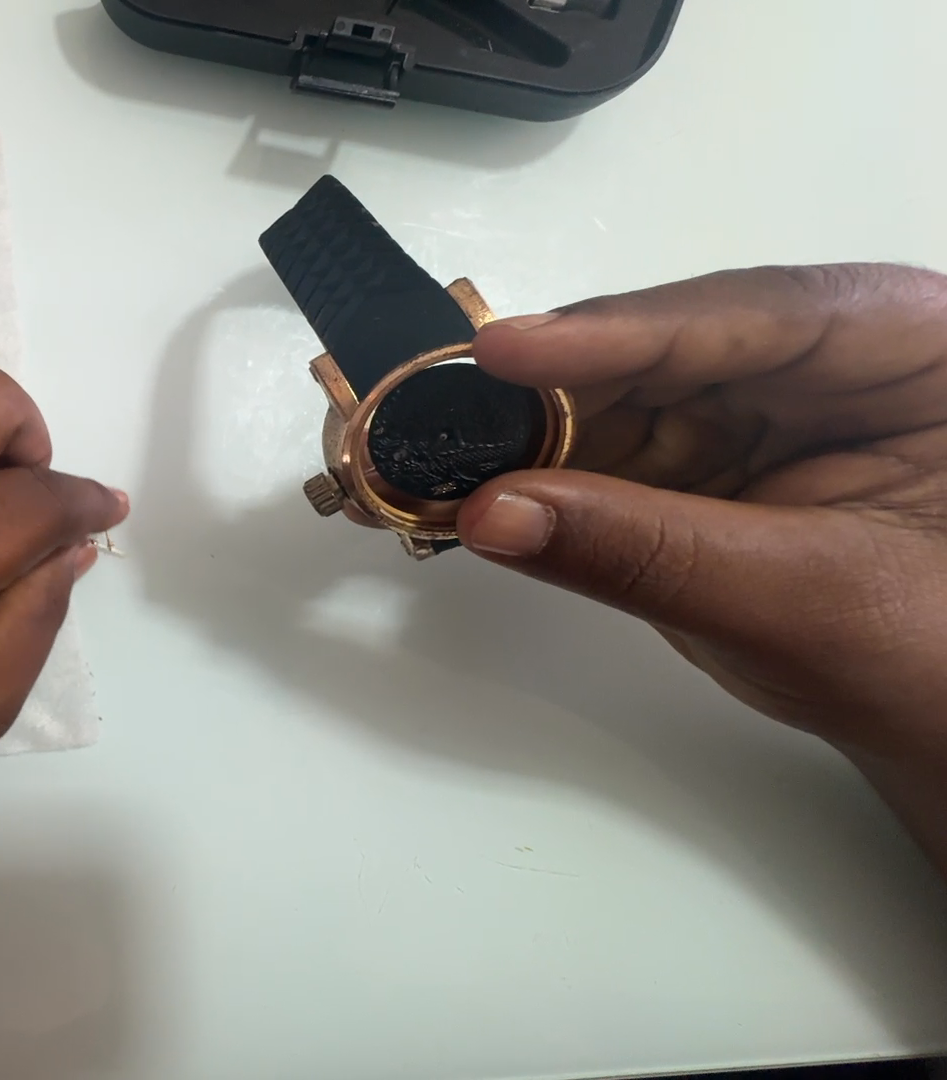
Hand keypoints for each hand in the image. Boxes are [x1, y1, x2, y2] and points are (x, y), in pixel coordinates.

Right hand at [453, 265, 946, 864]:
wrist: (934, 713)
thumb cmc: (940, 659)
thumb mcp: (802, 602)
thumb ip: (643, 553)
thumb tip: (490, 515)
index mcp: (910, 356)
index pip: (753, 319)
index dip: (613, 335)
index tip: (499, 352)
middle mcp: (803, 370)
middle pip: (641, 357)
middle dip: (524, 393)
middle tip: (421, 413)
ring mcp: (726, 418)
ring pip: (588, 408)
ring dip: (494, 442)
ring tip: (408, 461)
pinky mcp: (666, 466)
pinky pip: (570, 462)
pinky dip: (503, 484)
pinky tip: (442, 495)